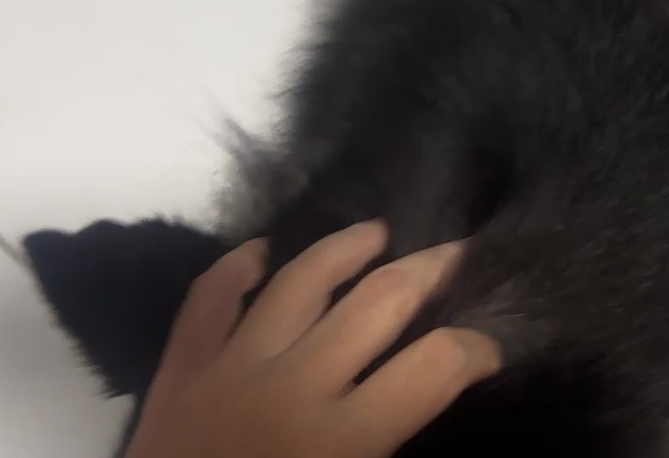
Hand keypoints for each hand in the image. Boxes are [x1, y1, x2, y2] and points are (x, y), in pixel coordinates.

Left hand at [124, 221, 501, 457]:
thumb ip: (390, 454)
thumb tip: (436, 406)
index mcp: (340, 442)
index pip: (435, 365)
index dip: (476, 349)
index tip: (488, 351)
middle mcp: (293, 387)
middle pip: (382, 297)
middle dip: (434, 267)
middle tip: (459, 255)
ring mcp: (232, 369)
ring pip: (304, 277)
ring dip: (350, 246)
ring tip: (379, 232)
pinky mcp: (179, 373)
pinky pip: (209, 300)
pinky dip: (235, 268)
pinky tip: (262, 252)